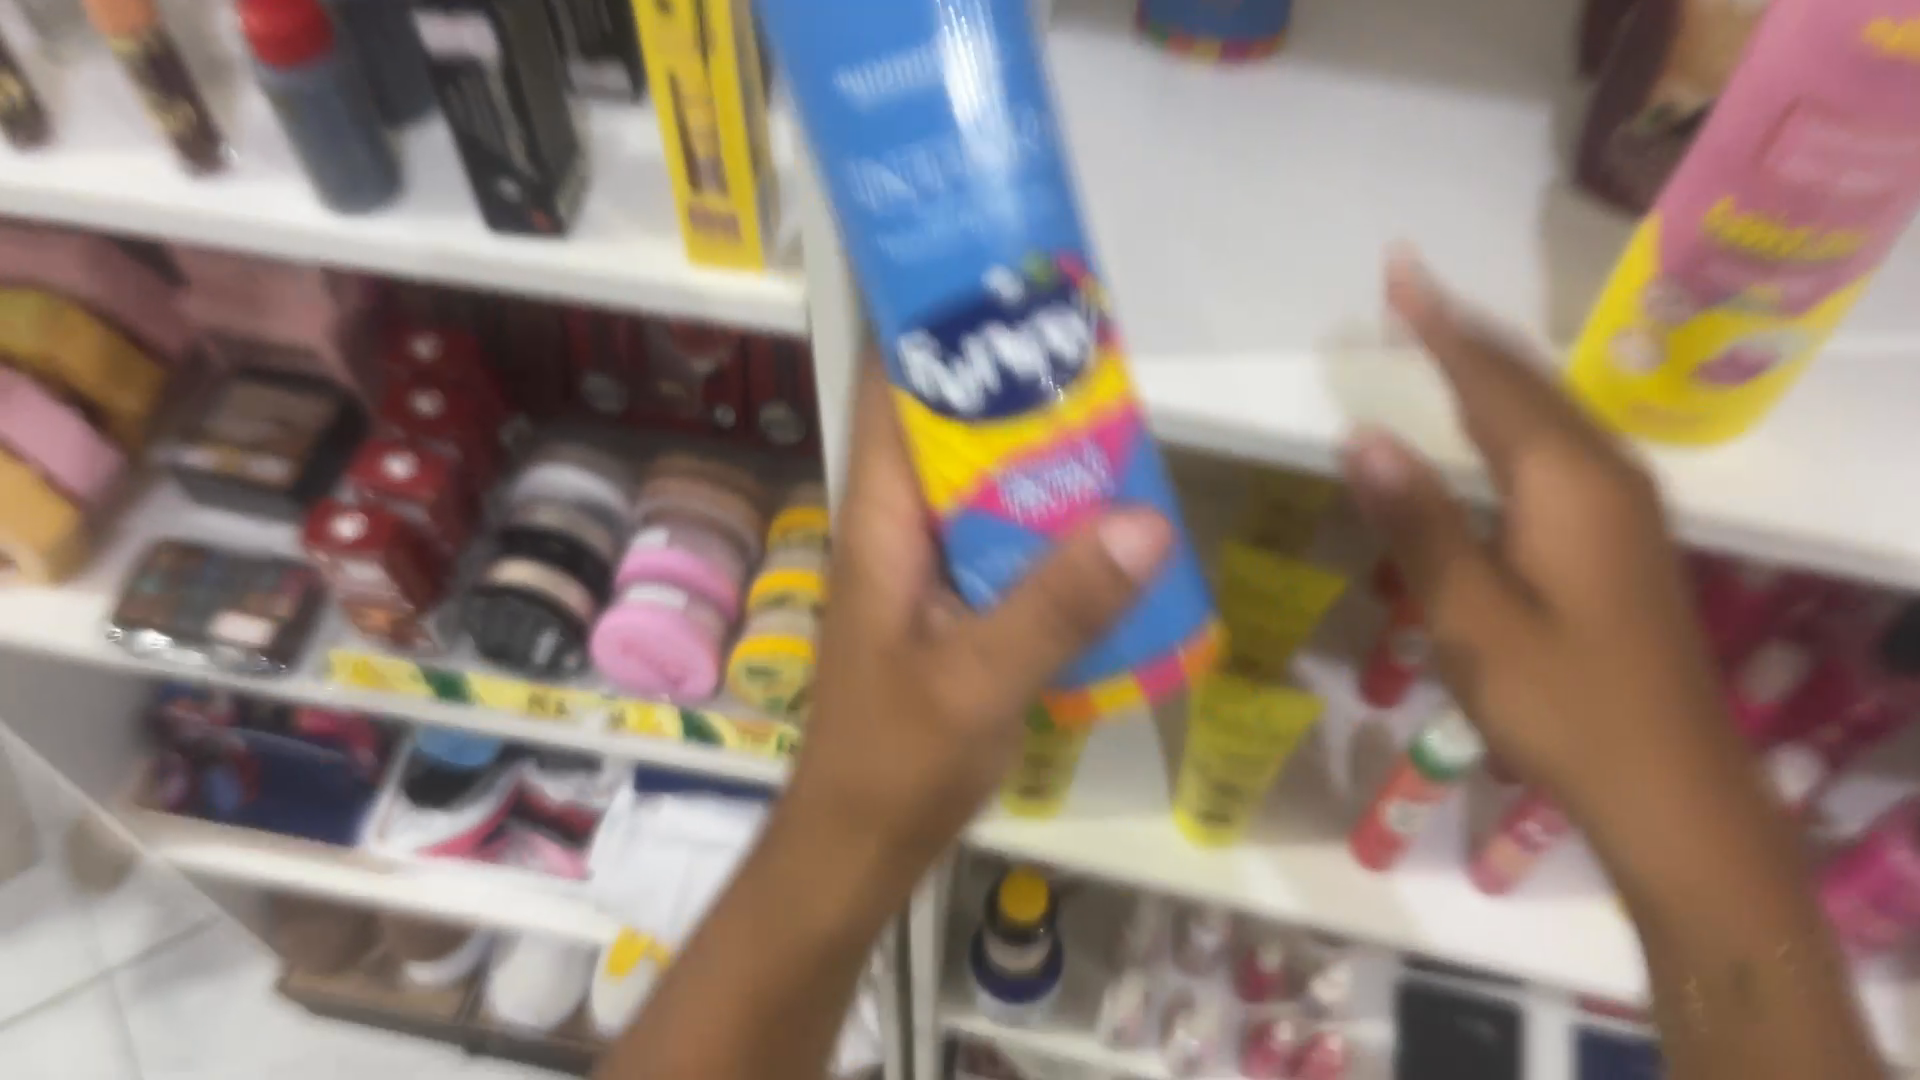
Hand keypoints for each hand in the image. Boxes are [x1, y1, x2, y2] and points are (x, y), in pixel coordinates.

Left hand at [783, 359, 1171, 887]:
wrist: (861, 839)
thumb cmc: (897, 758)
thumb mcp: (979, 680)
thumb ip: (1058, 604)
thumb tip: (1147, 520)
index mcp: (880, 521)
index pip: (888, 394)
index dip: (925, 329)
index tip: (986, 277)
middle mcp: (897, 528)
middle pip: (945, 429)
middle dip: (1003, 384)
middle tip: (1081, 340)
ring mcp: (924, 569)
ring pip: (979, 486)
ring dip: (1032, 455)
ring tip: (1108, 414)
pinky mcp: (951, 607)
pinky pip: (1000, 542)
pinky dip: (1044, 522)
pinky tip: (1102, 521)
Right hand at [1340, 252, 1741, 818]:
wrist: (1669, 786)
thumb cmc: (1561, 701)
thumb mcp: (1470, 616)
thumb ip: (1418, 522)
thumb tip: (1362, 436)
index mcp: (1568, 486)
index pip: (1491, 383)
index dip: (1440, 326)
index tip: (1399, 271)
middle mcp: (1604, 478)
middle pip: (1527, 385)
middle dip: (1464, 333)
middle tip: (1409, 292)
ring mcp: (1619, 508)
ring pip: (1547, 412)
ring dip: (1489, 370)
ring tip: (1437, 339)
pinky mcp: (1616, 538)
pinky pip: (1555, 447)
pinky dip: (1510, 415)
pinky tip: (1489, 427)